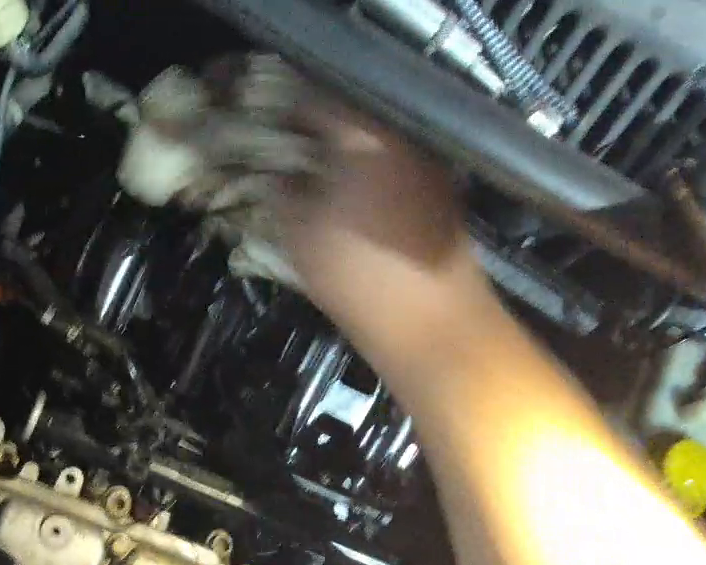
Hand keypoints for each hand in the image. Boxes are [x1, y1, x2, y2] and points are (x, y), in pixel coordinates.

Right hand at [279, 104, 500, 361]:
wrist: (432, 323)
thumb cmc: (360, 279)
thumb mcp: (300, 237)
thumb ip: (280, 196)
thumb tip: (273, 176)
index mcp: (365, 136)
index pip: (316, 99)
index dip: (284, 110)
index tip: (264, 125)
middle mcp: (403, 137)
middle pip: (350, 117)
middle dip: (315, 133)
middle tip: (286, 155)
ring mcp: (428, 163)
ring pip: (374, 144)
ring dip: (343, 157)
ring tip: (315, 182)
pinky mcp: (441, 193)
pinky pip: (395, 169)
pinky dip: (369, 178)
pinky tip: (351, 207)